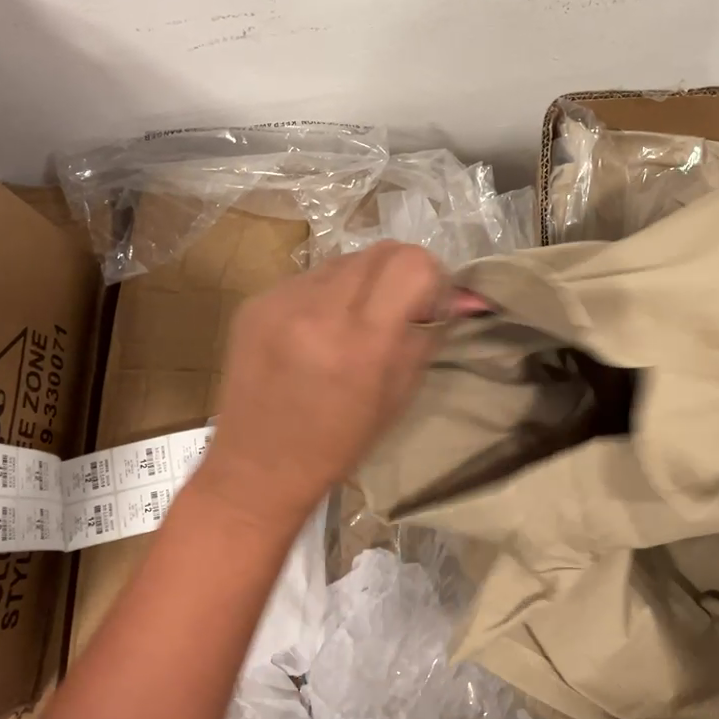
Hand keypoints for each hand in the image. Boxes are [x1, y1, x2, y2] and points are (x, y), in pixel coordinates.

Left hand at [198, 242, 447, 528]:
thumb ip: (428, 335)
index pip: (413, 263)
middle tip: (400, 307)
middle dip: (401, 273)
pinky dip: (327, 294)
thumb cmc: (340, 442)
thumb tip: (461, 296)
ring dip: (363, 281)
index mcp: (363, 341)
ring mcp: (282, 300)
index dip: (432, 278)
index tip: (430, 305)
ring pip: (346, 259)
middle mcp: (320, 309)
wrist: (257, 467)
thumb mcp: (400, 394)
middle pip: (382, 251)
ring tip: (355, 321)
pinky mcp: (257, 300)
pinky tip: (318, 331)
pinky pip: (310, 277)